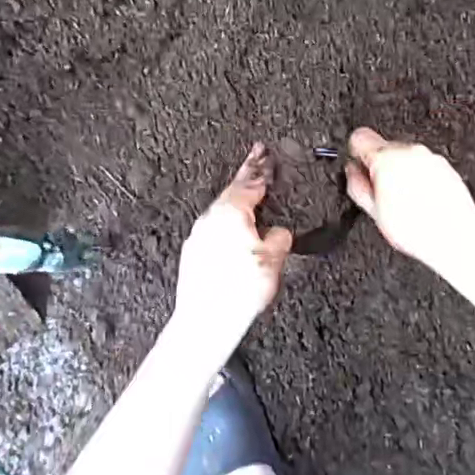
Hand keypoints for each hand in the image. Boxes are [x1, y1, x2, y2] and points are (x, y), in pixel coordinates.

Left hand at [174, 144, 292, 340]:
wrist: (205, 322)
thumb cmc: (239, 290)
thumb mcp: (274, 259)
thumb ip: (279, 238)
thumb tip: (278, 233)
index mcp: (230, 212)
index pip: (249, 181)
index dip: (259, 166)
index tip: (263, 152)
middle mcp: (210, 218)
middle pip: (233, 192)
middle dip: (247, 178)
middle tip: (256, 161)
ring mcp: (199, 236)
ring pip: (223, 211)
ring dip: (238, 203)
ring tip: (252, 199)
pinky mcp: (194, 253)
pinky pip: (216, 229)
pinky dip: (229, 225)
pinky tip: (237, 234)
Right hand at [344, 127, 474, 268]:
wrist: (455, 237)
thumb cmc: (416, 229)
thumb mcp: (373, 212)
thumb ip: (356, 185)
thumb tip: (351, 172)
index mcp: (386, 158)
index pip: (359, 137)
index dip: (354, 153)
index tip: (357, 166)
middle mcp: (410, 151)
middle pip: (384, 148)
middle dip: (380, 168)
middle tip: (383, 195)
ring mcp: (430, 157)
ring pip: (405, 157)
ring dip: (401, 173)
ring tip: (406, 203)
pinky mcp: (445, 167)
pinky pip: (424, 166)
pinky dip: (420, 179)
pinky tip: (421, 202)